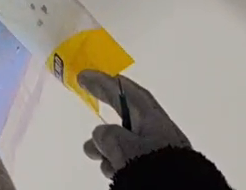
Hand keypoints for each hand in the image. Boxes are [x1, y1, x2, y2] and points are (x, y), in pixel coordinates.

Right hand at [76, 72, 190, 179]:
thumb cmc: (151, 165)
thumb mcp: (121, 145)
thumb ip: (106, 134)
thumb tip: (100, 135)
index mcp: (151, 116)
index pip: (123, 90)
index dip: (102, 81)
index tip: (83, 75)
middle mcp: (158, 130)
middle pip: (126, 116)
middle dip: (105, 116)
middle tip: (89, 112)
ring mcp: (161, 151)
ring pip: (127, 141)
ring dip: (108, 145)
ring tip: (93, 154)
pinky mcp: (161, 170)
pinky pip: (134, 158)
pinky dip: (118, 159)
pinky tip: (111, 168)